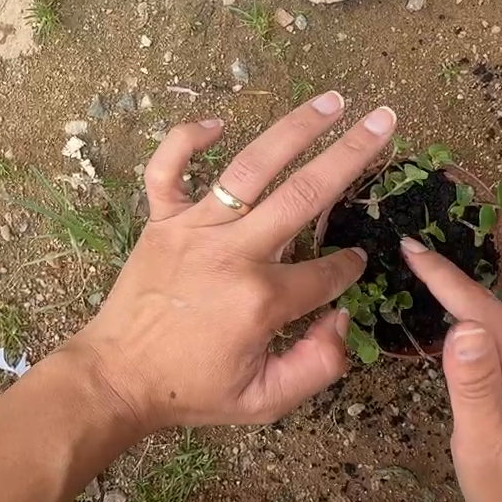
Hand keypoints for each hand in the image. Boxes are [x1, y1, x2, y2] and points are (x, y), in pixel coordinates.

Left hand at [67, 93, 396, 433]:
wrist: (116, 378)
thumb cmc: (191, 391)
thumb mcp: (264, 402)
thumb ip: (317, 367)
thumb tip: (343, 319)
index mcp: (262, 299)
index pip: (327, 271)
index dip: (348, 267)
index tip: (353, 263)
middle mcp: (233, 252)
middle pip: (305, 194)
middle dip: (352, 155)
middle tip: (385, 120)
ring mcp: (194, 228)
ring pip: (250, 167)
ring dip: (295, 129)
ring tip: (332, 100)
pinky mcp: (160, 219)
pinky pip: (169, 168)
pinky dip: (187, 139)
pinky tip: (218, 121)